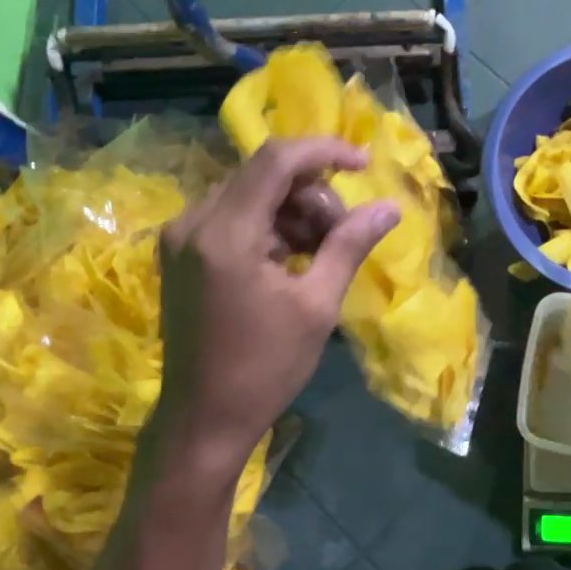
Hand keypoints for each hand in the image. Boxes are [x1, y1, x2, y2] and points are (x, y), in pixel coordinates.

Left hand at [153, 136, 400, 467]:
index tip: (364, 164)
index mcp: (225, 233)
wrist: (204, 418)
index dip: (325, 151)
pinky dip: (268, 227)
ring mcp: (181, 236)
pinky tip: (291, 261)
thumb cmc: (265, 367)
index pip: (276, 159)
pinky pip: (233, 217)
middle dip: (312, 194)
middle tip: (341, 236)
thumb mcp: (317, 306)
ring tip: (319, 254)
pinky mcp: (181, 253)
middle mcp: (193, 222)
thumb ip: (349, 245)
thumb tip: (389, 207)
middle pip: (264, 175)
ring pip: (250, 194)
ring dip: (292, 211)